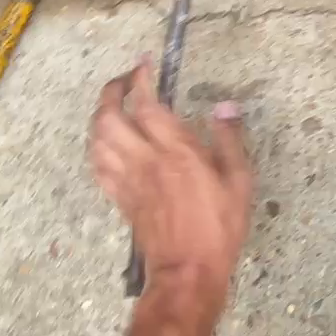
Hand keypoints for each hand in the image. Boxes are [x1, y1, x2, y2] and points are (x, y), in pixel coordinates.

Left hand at [88, 58, 253, 306]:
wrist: (188, 272)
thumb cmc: (219, 225)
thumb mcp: (239, 180)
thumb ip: (229, 139)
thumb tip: (225, 107)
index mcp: (176, 151)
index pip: (148, 105)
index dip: (142, 79)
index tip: (145, 64)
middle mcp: (145, 160)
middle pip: (109, 117)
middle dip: (111, 91)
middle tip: (125, 79)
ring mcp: (127, 180)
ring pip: (96, 139)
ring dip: (100, 115)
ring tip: (114, 104)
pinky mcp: (120, 198)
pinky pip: (97, 164)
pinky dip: (96, 144)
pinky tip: (106, 141)